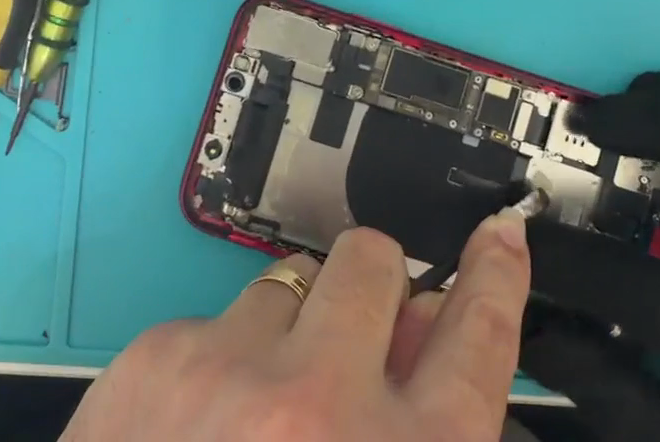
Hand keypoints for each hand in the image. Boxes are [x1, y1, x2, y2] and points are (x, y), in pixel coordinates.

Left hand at [64, 213, 531, 441]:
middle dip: (372, 283)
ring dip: (291, 323)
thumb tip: (421, 332)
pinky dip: (221, 359)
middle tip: (350, 331)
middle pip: (373, 263)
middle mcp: (326, 401)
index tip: (499, 236)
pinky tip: (197, 427)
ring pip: (289, 277)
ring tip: (263, 402)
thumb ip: (421, 429)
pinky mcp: (160, 356)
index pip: (477, 341)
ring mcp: (235, 369)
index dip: (494, 278)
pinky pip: (217, 315)